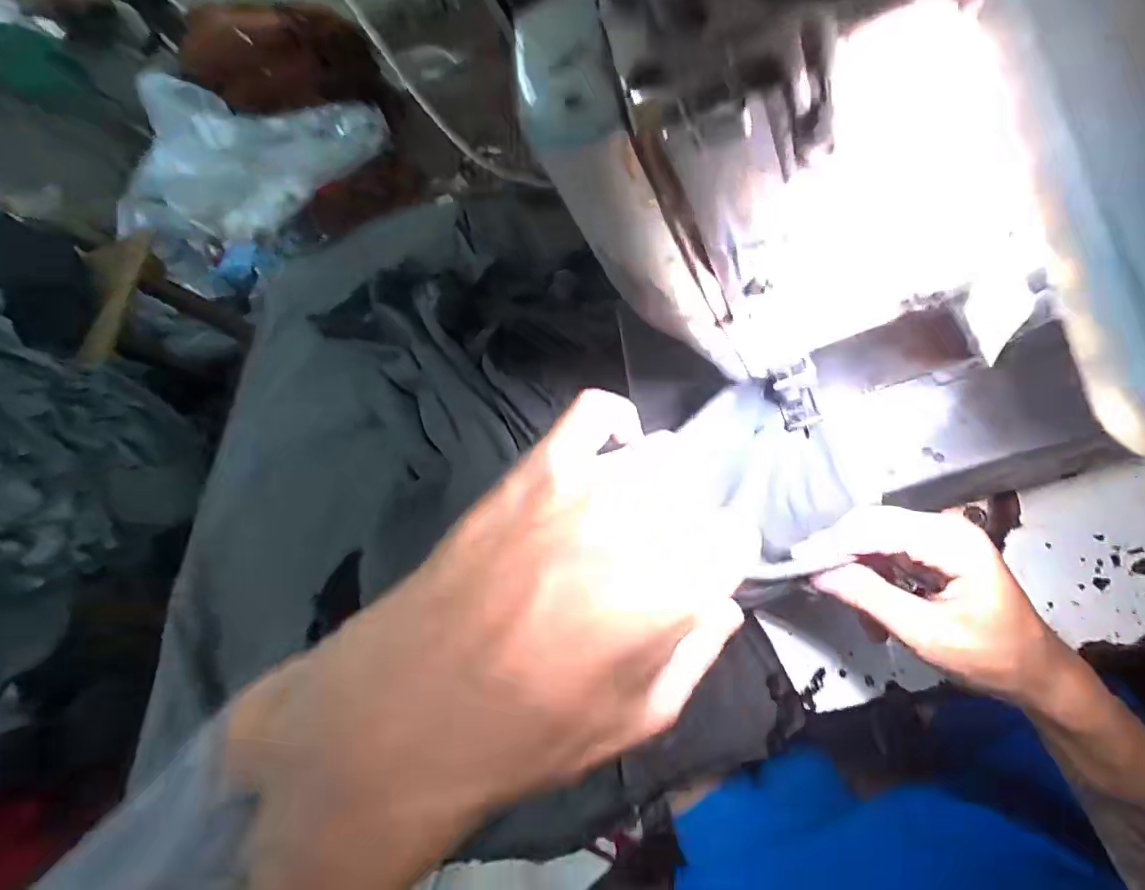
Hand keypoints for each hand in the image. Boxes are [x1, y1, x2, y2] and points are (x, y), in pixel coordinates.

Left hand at [229, 390, 757, 886]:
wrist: (410, 706)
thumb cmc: (528, 731)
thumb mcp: (635, 722)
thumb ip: (696, 654)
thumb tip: (722, 601)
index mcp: (669, 595)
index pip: (735, 538)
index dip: (723, 558)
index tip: (705, 572)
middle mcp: (637, 527)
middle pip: (698, 493)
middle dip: (692, 523)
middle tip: (662, 553)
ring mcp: (582, 488)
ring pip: (657, 456)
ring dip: (660, 483)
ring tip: (632, 515)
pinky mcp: (535, 469)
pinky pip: (593, 411)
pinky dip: (617, 419)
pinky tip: (617, 444)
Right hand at [794, 507, 1086, 711]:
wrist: (1039, 675)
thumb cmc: (993, 657)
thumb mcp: (929, 635)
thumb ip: (872, 599)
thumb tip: (820, 574)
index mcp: (950, 539)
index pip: (875, 527)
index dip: (834, 543)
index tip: (799, 562)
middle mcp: (943, 526)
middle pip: (872, 526)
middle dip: (842, 556)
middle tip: (815, 584)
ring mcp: (938, 538)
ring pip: (875, 540)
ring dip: (859, 575)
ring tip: (862, 619)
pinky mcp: (933, 552)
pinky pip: (887, 555)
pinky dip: (874, 581)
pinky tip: (875, 616)